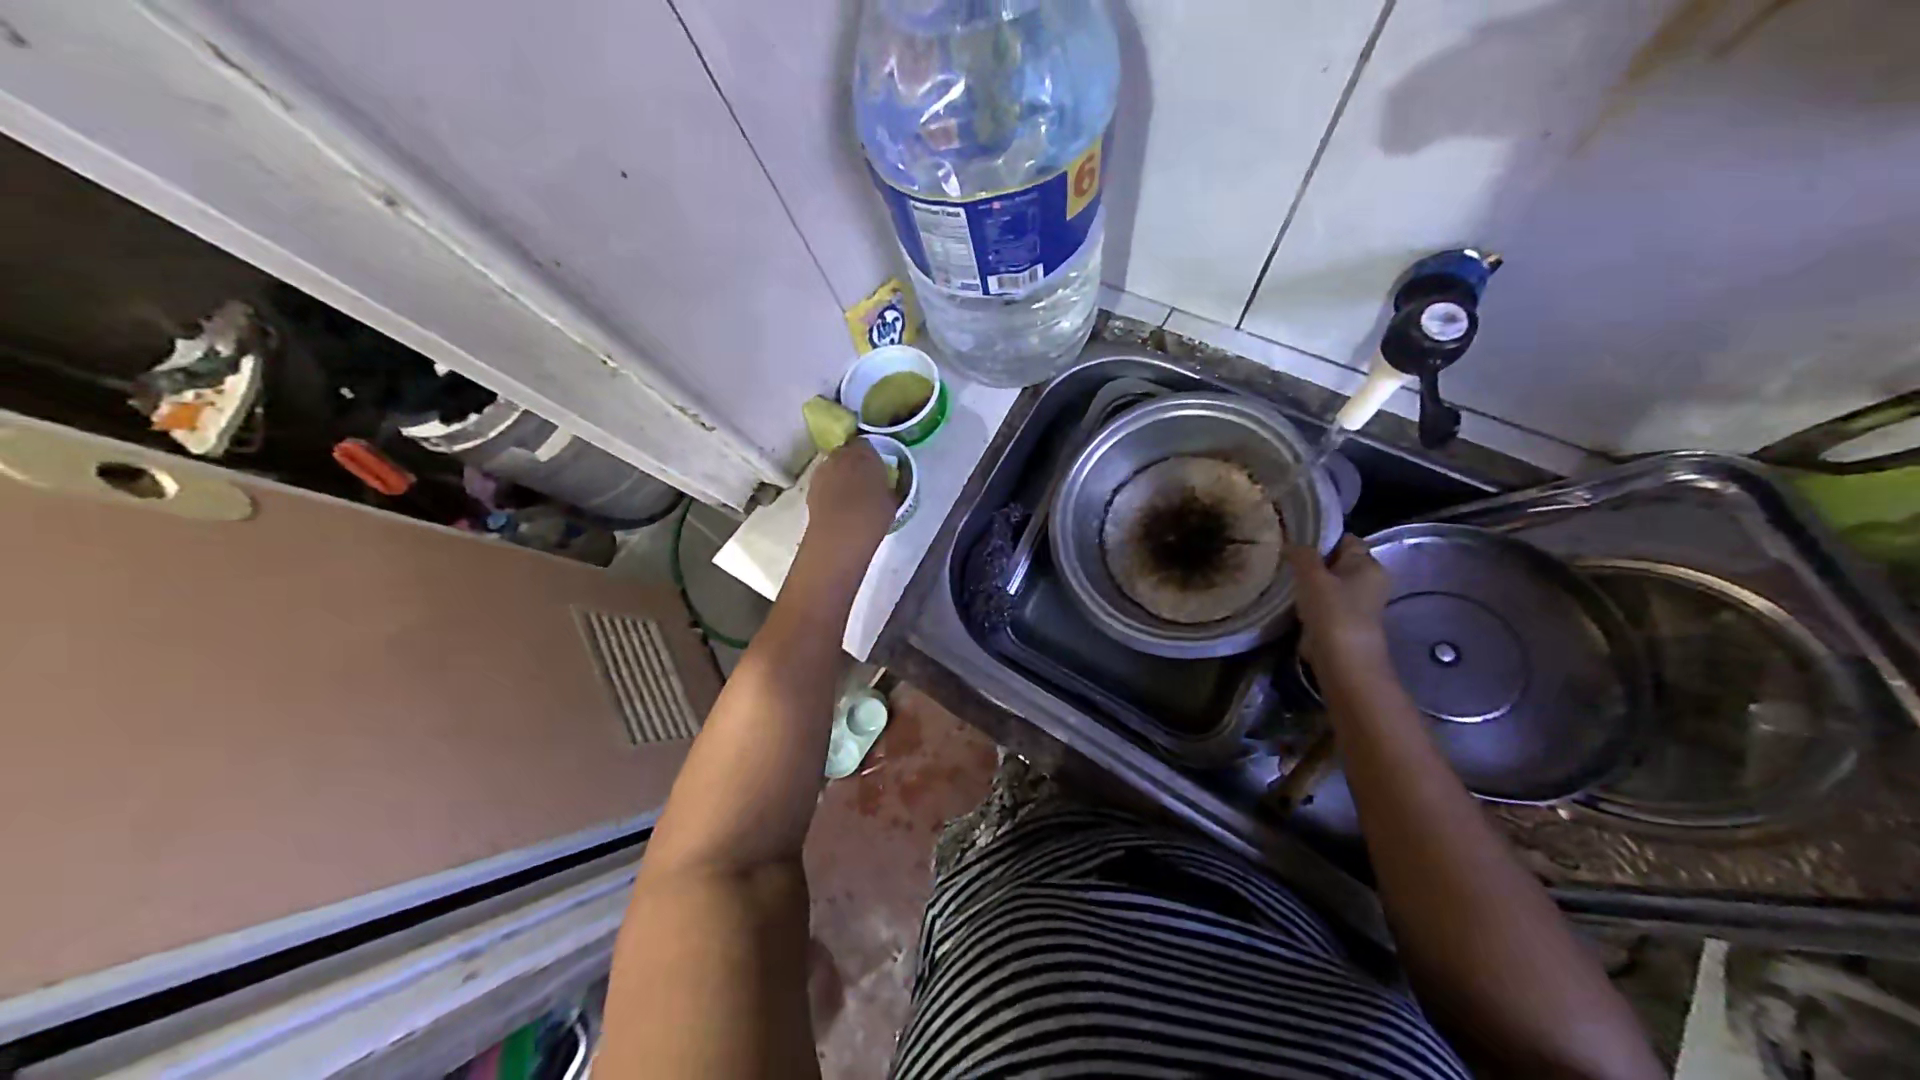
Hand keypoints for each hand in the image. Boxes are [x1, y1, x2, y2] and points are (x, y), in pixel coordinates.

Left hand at [806, 440, 898, 547]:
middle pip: (846, 453)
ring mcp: (823, 470)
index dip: (870, 457)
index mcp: (865, 453)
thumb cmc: (872, 515)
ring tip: (848, 494)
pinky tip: (836, 504)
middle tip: (862, 480)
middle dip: (853, 463)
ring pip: (833, 466)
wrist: (839, 534)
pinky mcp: (811, 487)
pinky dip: (829, 488)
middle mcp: (841, 455)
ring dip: (839, 475)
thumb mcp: (890, 500)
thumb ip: (885, 486)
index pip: (867, 445)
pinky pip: (824, 481)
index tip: (875, 469)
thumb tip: (883, 487)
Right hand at [1287, 535, 1390, 668]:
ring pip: (1330, 583)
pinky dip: (1311, 601)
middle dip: (1314, 561)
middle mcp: (1370, 581)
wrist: (1342, 658)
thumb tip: (1291, 544)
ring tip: (1286, 580)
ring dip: (1311, 583)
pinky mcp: (1345, 621)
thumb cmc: (1331, 610)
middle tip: (1286, 561)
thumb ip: (1301, 554)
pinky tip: (1293, 602)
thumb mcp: (1311, 575)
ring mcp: (1359, 603)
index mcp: (1369, 565)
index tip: (1295, 542)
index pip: (1347, 540)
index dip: (1322, 538)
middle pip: (1338, 562)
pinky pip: (1326, 602)